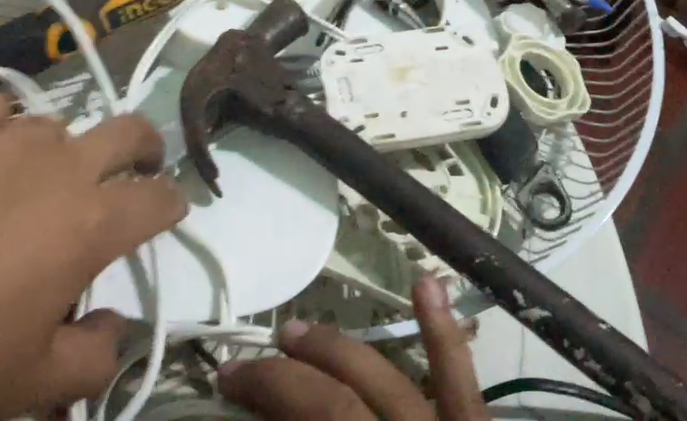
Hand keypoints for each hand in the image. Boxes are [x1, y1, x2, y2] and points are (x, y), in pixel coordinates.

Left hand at [0, 92, 185, 419]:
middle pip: (128, 130)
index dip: (171, 205)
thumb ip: (98, 353)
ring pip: (55, 122)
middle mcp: (55, 165)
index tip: (169, 210)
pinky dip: (2, 125)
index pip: (157, 198)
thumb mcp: (34, 387)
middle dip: (144, 148)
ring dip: (62, 149)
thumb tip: (112, 322)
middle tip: (138, 166)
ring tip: (38, 179)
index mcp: (88, 223)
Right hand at [217, 276, 487, 420]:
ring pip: (387, 380)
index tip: (225, 389)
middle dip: (282, 379)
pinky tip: (427, 282)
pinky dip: (443, 333)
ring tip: (294, 330)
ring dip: (336, 350)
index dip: (264, 399)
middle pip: (335, 403)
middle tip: (241, 369)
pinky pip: (461, 383)